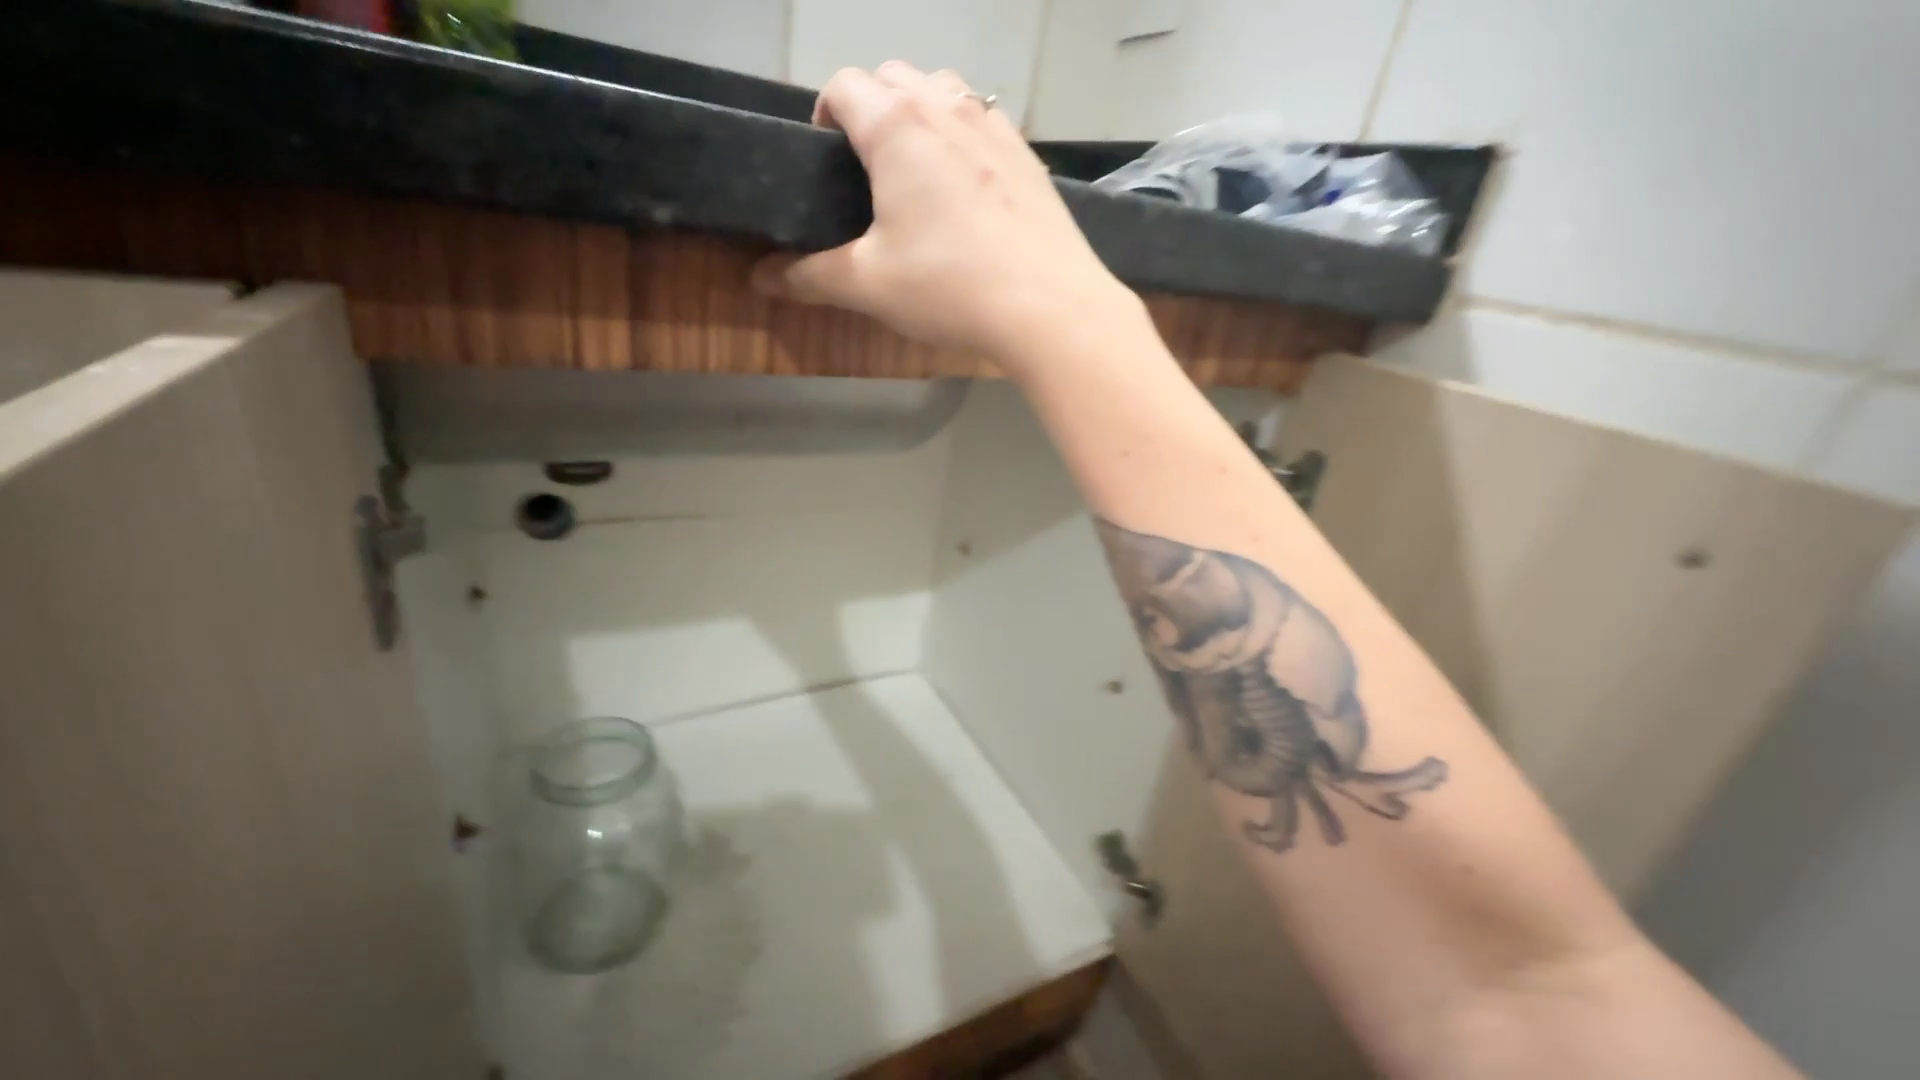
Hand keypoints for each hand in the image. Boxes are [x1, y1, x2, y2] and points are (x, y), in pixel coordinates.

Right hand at [751, 62, 1144, 368]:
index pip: (844, 85)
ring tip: (915, 169)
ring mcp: (996, 128)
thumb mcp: (867, 285)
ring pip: (946, 90)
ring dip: (921, 111)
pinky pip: (986, 121)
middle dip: (871, 106)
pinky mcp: (1029, 157)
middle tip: (864, 165)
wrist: (1049, 307)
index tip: (822, 156)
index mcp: (897, 127)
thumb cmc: (948, 287)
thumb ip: (809, 276)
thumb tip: (760, 279)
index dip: (823, 111)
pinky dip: (965, 136)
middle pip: (895, 76)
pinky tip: (967, 190)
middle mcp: (947, 108)